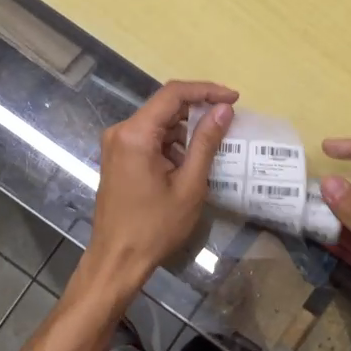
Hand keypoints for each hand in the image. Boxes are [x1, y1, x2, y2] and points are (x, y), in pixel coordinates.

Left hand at [83, 81, 238, 294]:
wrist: (118, 259)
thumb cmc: (155, 226)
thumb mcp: (189, 185)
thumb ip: (206, 142)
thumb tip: (224, 110)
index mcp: (135, 134)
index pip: (173, 94)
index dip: (206, 91)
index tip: (233, 99)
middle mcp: (121, 132)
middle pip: (164, 107)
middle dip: (198, 111)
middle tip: (228, 124)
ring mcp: (116, 145)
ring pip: (158, 124)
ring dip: (185, 132)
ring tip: (213, 149)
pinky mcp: (118, 159)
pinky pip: (149, 140)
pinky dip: (171, 146)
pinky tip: (190, 164)